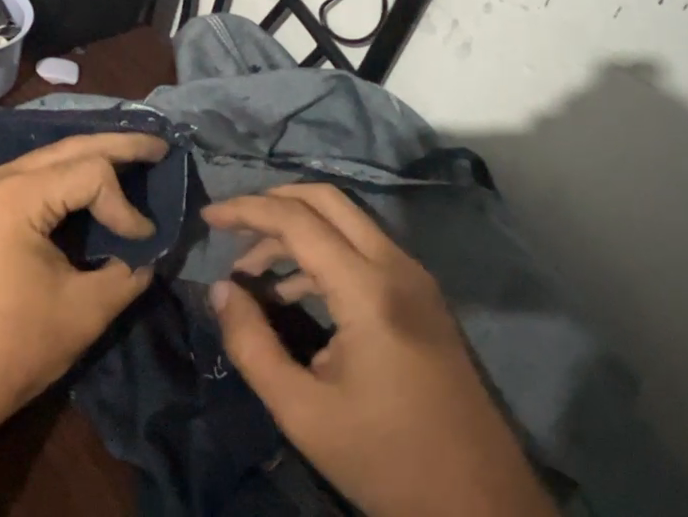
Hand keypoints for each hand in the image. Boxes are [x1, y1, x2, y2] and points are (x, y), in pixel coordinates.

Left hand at [0, 132, 166, 440]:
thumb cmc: (14, 348)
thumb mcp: (86, 309)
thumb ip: (129, 271)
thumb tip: (153, 250)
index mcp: (14, 196)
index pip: (91, 173)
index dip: (125, 204)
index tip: (144, 242)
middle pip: (68, 149)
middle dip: (118, 147)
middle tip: (160, 147)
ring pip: (49, 159)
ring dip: (92, 159)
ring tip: (136, 159)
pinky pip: (31, 178)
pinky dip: (66, 179)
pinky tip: (95, 184)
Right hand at [205, 185, 557, 516]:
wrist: (481, 506)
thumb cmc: (386, 459)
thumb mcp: (302, 411)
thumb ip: (251, 344)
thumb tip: (221, 290)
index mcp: (369, 290)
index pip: (297, 220)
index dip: (246, 210)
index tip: (206, 216)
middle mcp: (397, 269)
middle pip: (327, 201)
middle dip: (273, 202)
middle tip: (230, 227)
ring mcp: (416, 282)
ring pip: (347, 223)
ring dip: (296, 232)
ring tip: (252, 272)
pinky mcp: (423, 301)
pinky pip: (364, 251)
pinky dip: (322, 254)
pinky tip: (292, 293)